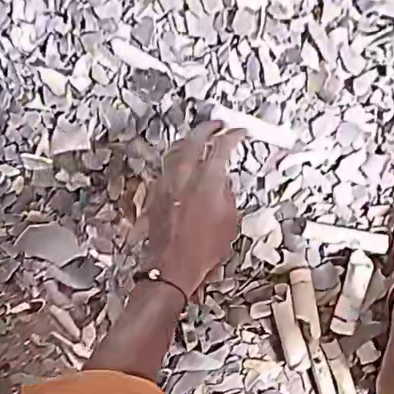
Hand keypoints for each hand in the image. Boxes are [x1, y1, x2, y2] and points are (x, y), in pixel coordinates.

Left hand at [144, 121, 242, 297]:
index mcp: (207, 184)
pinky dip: (176, 160)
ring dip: (189, 141)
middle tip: (217, 125)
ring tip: (198, 139)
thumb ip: (228, 196)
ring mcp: (167, 185)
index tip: (239, 132)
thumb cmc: (202, 252)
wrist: (172, 268)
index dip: (232, 136)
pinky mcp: (155, 195)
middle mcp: (184, 179)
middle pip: (194, 141)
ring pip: (176, 151)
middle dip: (208, 129)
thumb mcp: (229, 223)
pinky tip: (181, 165)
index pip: (221, 148)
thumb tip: (225, 183)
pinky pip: (166, 168)